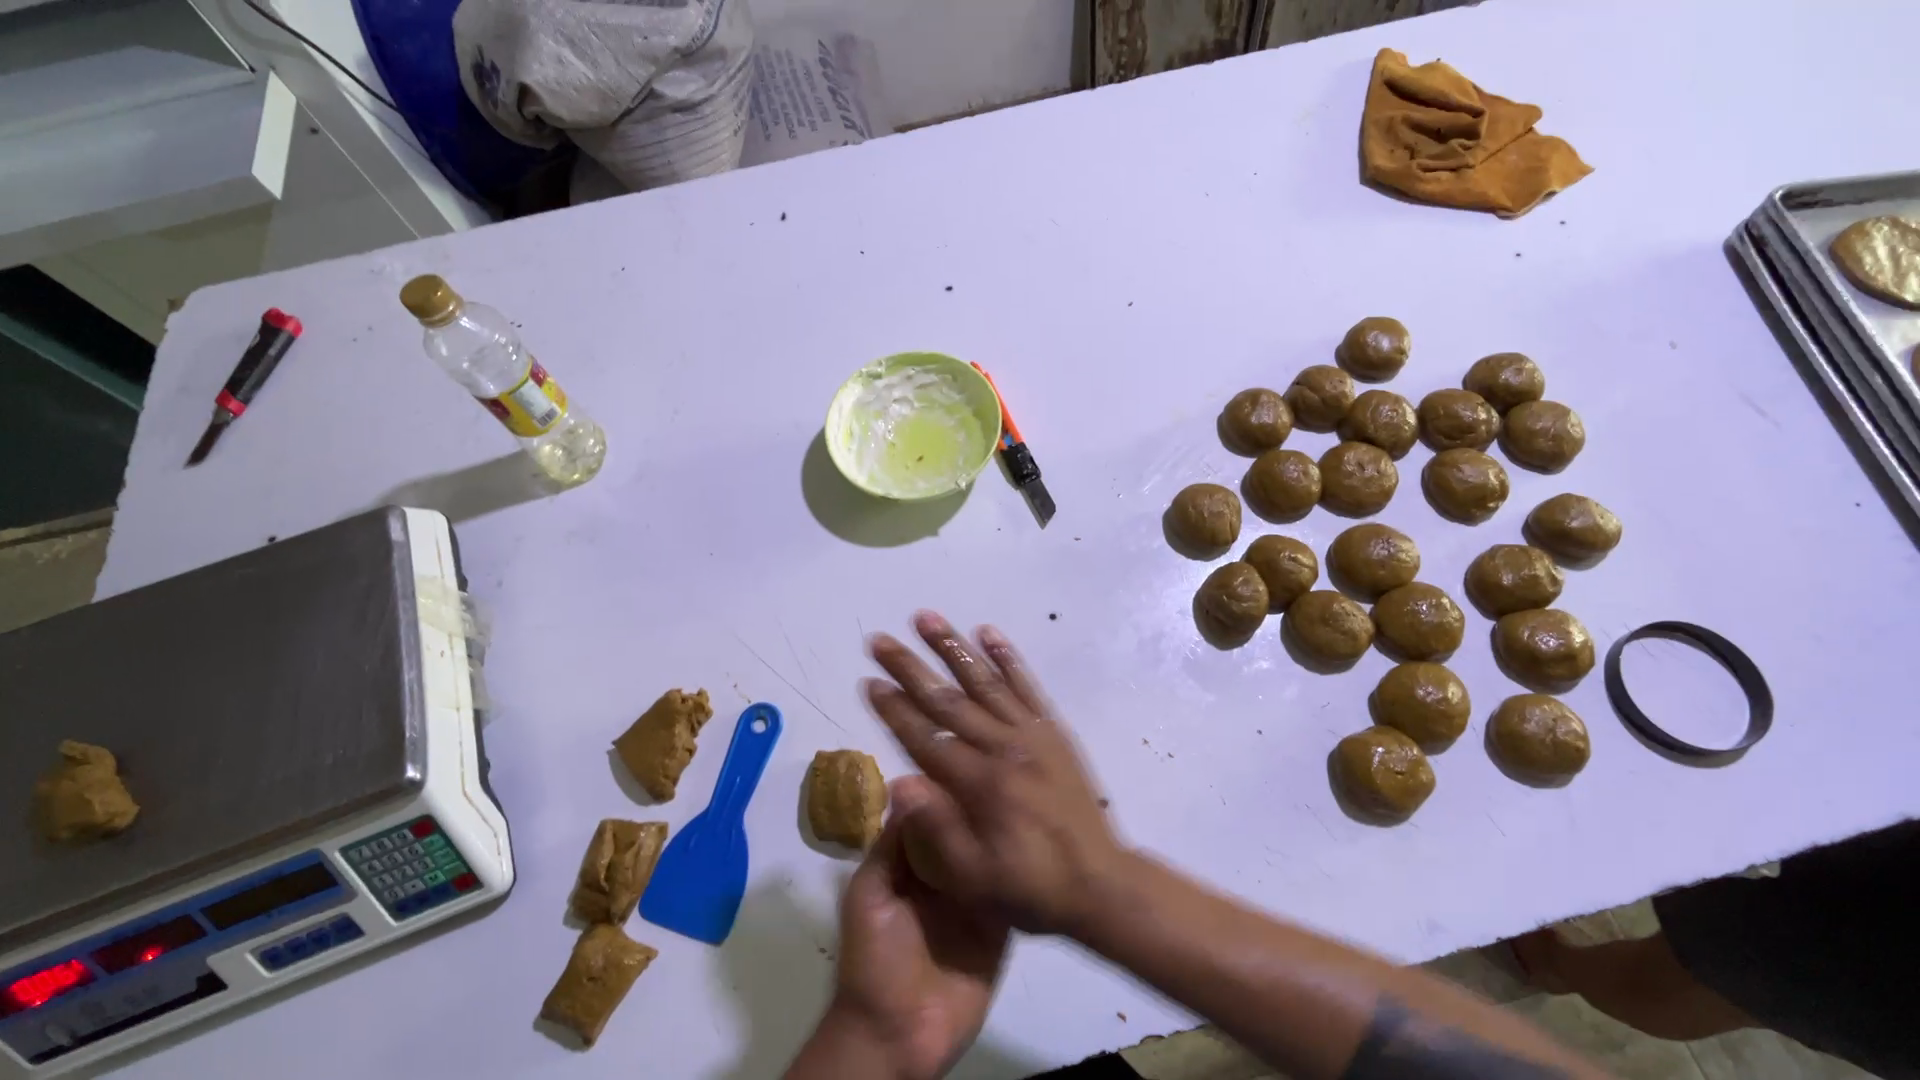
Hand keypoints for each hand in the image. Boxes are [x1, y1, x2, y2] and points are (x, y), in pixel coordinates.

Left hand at [825, 779, 1008, 1079]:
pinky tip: (1042, 843)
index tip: (967, 757)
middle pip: (965, 833)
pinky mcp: (999, 928)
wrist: (897, 1032)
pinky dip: (1023, 872)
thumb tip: (908, 789)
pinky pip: (1012, 894)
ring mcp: (973, 901)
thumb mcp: (869, 893)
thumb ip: (890, 847)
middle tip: (1009, 772)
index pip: (930, 818)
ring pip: (991, 857)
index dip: (944, 792)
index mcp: (908, 865)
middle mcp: (943, 876)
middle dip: (980, 808)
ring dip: (1005, 836)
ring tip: (1030, 798)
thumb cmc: (873, 959)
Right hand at [863, 612, 1124, 935]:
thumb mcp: (972, 877)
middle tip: (879, 640)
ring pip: (985, 682)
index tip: (869, 681)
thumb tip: (896, 781)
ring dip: (953, 648)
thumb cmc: (1028, 887)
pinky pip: (1027, 687)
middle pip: (948, 700)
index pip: (925, 737)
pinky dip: (1007, 657)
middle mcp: (1002, 748)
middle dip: (910, 668)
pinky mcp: (1053, 732)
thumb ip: (934, 828)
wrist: (1099, 884)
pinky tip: (988, 633)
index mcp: (978, 784)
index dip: (894, 709)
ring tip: (926, 618)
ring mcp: (1031, 735)